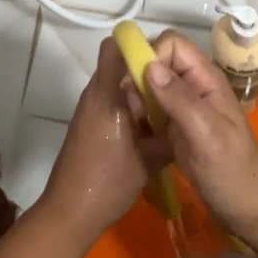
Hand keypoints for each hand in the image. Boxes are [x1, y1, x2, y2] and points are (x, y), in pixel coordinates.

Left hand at [40, 37, 173, 239]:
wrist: (70, 212)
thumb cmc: (107, 181)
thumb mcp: (147, 161)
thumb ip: (168, 135)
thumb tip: (187, 118)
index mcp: (106, 94)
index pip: (115, 47)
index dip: (137, 45)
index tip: (163, 58)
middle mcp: (96, 94)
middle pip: (121, 66)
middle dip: (148, 72)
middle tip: (175, 86)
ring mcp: (91, 109)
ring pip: (119, 86)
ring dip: (141, 94)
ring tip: (169, 108)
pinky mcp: (91, 124)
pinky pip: (114, 103)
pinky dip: (132, 109)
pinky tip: (151, 129)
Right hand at [131, 30, 257, 235]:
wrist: (247, 209)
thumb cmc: (231, 170)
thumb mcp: (207, 135)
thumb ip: (180, 99)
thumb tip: (149, 66)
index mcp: (206, 77)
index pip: (172, 43)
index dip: (152, 55)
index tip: (138, 84)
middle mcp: (194, 83)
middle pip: (158, 59)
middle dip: (140, 76)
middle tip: (134, 108)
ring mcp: (185, 104)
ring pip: (151, 81)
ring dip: (138, 96)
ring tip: (136, 121)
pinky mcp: (176, 123)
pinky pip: (152, 104)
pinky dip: (141, 112)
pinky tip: (140, 130)